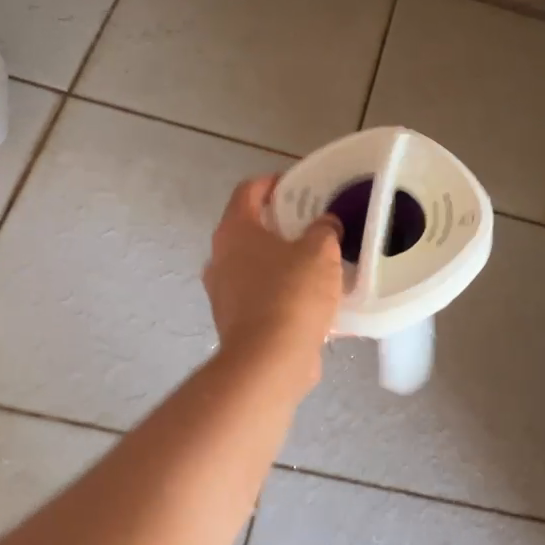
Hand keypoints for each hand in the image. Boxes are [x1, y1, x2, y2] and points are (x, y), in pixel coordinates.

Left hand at [201, 176, 344, 381]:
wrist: (270, 361)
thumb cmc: (292, 293)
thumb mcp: (320, 251)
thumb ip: (324, 230)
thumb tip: (324, 225)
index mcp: (235, 231)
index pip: (248, 191)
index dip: (273, 183)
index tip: (297, 185)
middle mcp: (220, 258)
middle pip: (250, 230)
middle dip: (280, 226)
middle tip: (313, 226)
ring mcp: (223, 293)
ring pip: (255, 266)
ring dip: (281, 263)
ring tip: (317, 266)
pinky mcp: (234, 324)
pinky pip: (261, 298)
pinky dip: (282, 295)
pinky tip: (313, 303)